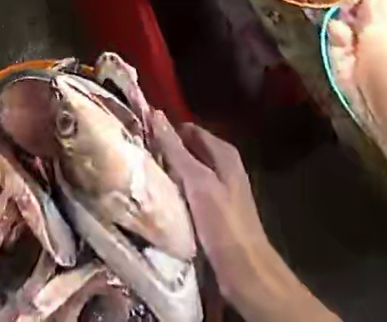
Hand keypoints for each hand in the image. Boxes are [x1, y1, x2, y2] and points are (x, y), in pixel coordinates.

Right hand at [150, 114, 337, 321]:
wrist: (246, 273)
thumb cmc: (223, 223)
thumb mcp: (197, 181)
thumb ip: (176, 149)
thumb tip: (155, 113)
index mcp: (223, 152)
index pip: (188, 129)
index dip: (166, 131)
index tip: (142, 137)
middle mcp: (223, 165)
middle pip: (188, 150)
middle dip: (167, 153)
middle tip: (140, 159)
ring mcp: (220, 189)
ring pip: (188, 172)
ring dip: (170, 174)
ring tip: (146, 177)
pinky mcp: (214, 211)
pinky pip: (190, 192)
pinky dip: (176, 192)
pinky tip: (162, 200)